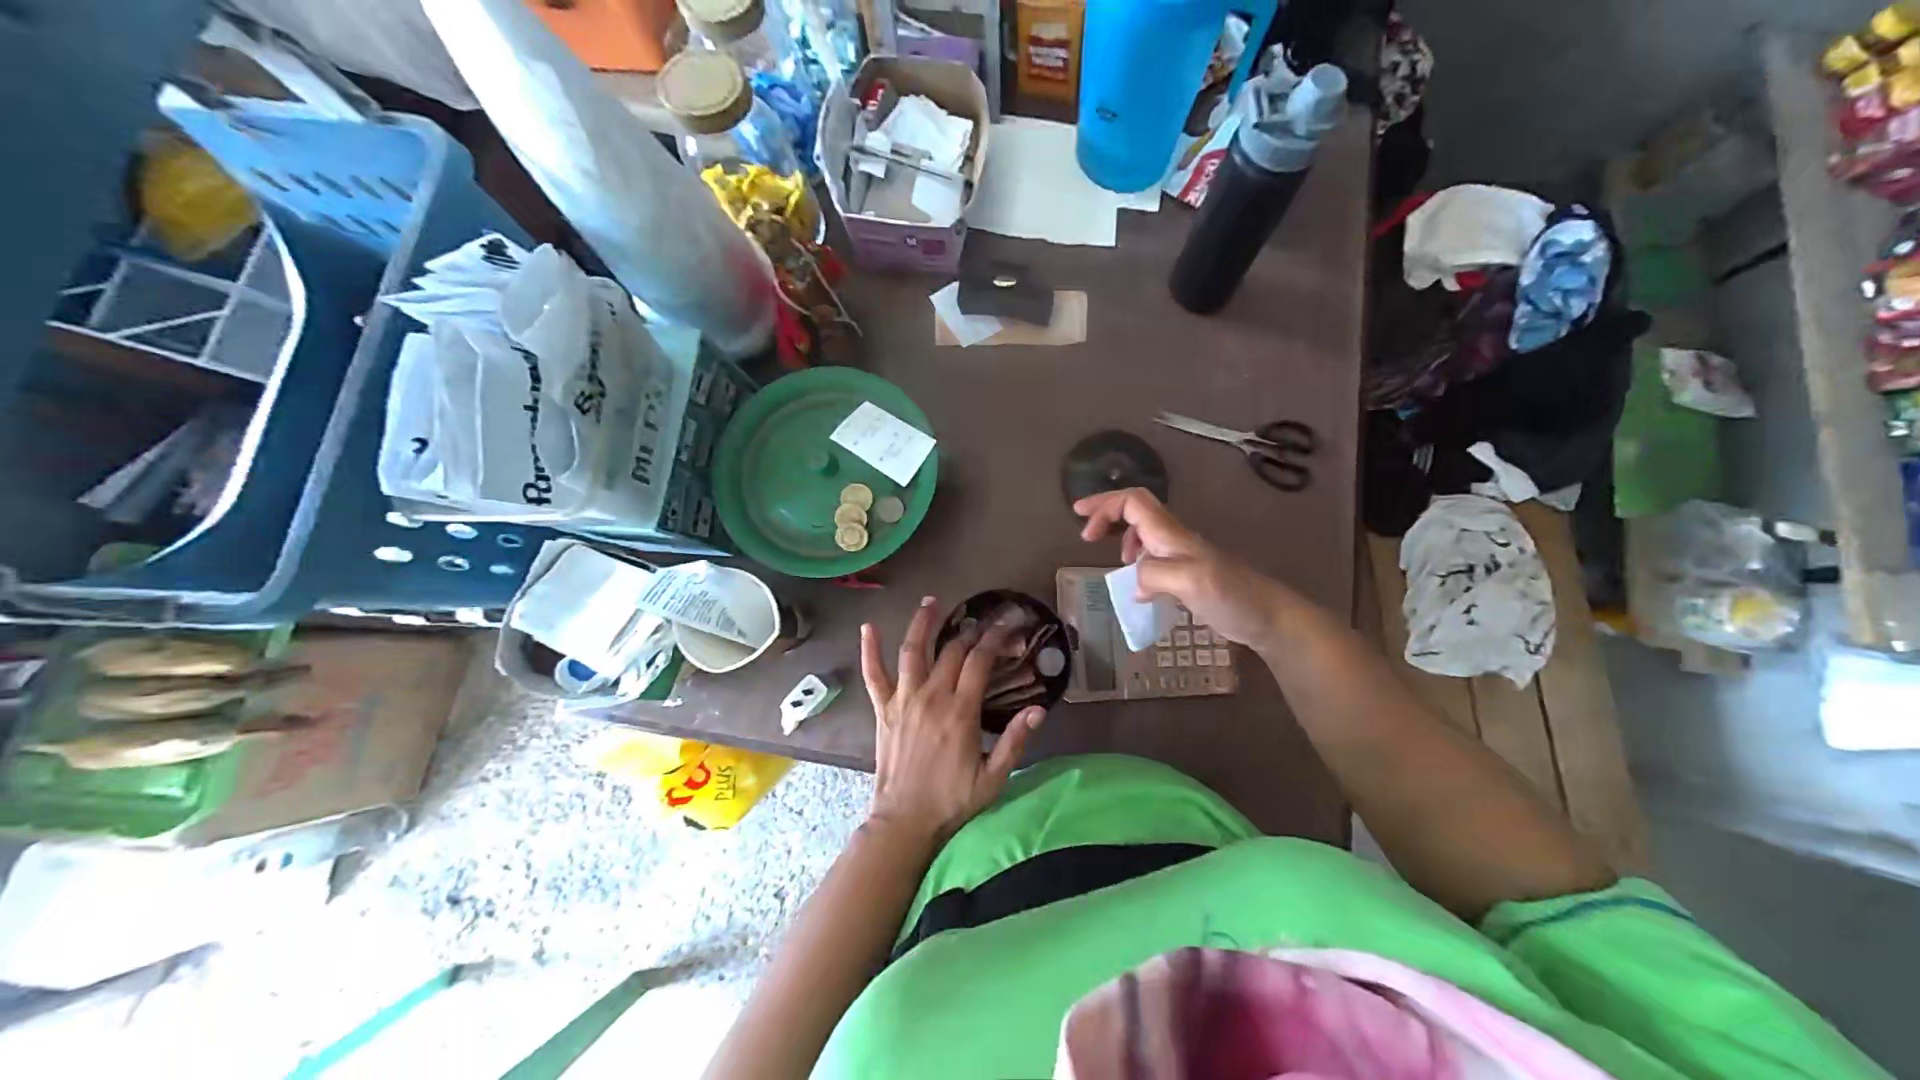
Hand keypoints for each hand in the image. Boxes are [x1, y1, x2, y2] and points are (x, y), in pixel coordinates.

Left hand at [861, 596, 1044, 843]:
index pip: (981, 661)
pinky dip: (870, 650)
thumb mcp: (993, 777)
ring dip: (923, 623)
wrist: (905, 821)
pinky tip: (867, 627)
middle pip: (952, 650)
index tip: (1011, 625)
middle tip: (986, 620)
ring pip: (913, 651)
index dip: (997, 639)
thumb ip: (1015, 741)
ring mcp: (904, 700)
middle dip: (972, 630)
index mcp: (961, 711)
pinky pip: (874, 674)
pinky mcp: (884, 709)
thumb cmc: (952, 801)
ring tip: (932, 601)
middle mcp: (931, 697)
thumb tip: (1040, 710)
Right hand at [1074, 488, 1297, 652]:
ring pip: (1145, 534)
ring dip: (1122, 538)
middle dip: (1108, 514)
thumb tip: (1132, 579)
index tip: (1081, 522)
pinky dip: (1137, 565)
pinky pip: (1154, 560)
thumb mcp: (1188, 582)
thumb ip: (1154, 574)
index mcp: (1171, 535)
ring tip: (1113, 559)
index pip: (1133, 503)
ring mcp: (1183, 557)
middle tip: (1085, 532)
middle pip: (1137, 511)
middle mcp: (1175, 539)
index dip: (1105, 506)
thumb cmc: (1231, 596)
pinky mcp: (1189, 577)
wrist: (1269, 618)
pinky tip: (1139, 589)